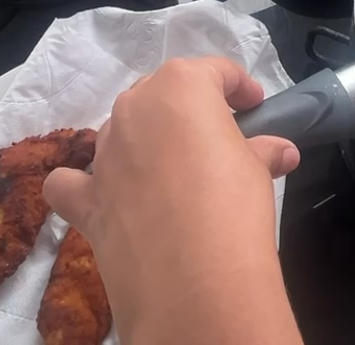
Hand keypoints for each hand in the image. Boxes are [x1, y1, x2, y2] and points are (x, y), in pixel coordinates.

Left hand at [43, 57, 302, 344]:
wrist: (193, 283)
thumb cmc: (232, 204)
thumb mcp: (257, 168)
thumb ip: (263, 150)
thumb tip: (282, 153)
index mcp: (181, 85)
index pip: (216, 71)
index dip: (241, 87)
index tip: (255, 107)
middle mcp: (135, 107)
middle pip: (163, 92)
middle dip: (190, 108)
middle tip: (219, 137)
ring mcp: (104, 152)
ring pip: (121, 128)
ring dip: (144, 138)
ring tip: (173, 169)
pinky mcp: (86, 198)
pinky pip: (73, 179)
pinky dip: (85, 180)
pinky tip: (104, 191)